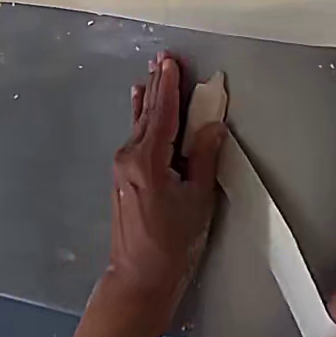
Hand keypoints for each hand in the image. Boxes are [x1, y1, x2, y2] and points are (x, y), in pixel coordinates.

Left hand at [43, 53, 225, 336]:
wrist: (138, 278)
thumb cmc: (172, 243)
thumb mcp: (197, 200)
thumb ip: (203, 158)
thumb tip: (213, 125)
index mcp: (149, 159)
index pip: (164, 113)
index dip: (170, 85)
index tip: (171, 61)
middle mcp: (130, 155)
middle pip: (149, 112)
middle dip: (159, 84)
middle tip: (163, 57)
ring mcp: (122, 164)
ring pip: (140, 122)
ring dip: (151, 97)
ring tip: (153, 72)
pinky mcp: (123, 173)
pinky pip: (135, 134)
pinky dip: (142, 115)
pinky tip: (140, 104)